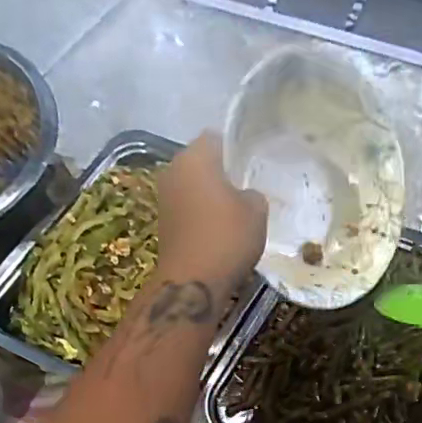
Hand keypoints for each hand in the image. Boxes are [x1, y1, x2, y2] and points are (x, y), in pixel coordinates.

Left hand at [157, 132, 267, 284]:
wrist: (193, 284)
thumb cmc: (227, 238)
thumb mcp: (257, 212)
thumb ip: (254, 194)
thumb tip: (245, 195)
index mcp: (195, 156)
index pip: (217, 139)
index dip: (236, 150)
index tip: (251, 168)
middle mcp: (173, 170)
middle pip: (201, 163)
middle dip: (221, 175)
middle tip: (245, 193)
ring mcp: (164, 198)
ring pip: (193, 187)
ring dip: (210, 198)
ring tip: (234, 217)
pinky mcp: (164, 224)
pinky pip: (188, 210)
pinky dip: (201, 217)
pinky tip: (219, 235)